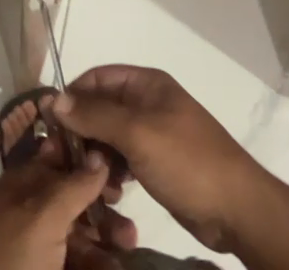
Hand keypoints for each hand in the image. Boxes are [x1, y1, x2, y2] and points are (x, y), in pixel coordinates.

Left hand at [0, 141, 135, 269]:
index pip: (62, 156)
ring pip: (83, 234)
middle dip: (106, 211)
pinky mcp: (50, 267)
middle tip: (129, 230)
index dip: (91, 160)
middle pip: (79, 198)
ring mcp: (42, 243)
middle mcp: (35, 207)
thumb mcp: (41, 216)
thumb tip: (100, 152)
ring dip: (108, 240)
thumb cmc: (11, 256)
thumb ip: (72, 185)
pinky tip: (115, 266)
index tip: (120, 169)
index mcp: (26, 183)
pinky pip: (80, 261)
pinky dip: (98, 263)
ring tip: (129, 249)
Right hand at [50, 65, 268, 252]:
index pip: (96, 79)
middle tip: (66, 162)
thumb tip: (54, 100)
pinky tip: (111, 192)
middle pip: (99, 109)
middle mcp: (147, 103)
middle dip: (82, 134)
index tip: (51, 125)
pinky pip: (122, 160)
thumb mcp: (137, 134)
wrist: (237, 210)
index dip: (72, 97)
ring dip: (96, 157)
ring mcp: (152, 134)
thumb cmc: (187, 161)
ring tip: (93, 181)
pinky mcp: (156, 163)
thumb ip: (95, 115)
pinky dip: (112, 173)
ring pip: (108, 138)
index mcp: (146, 84)